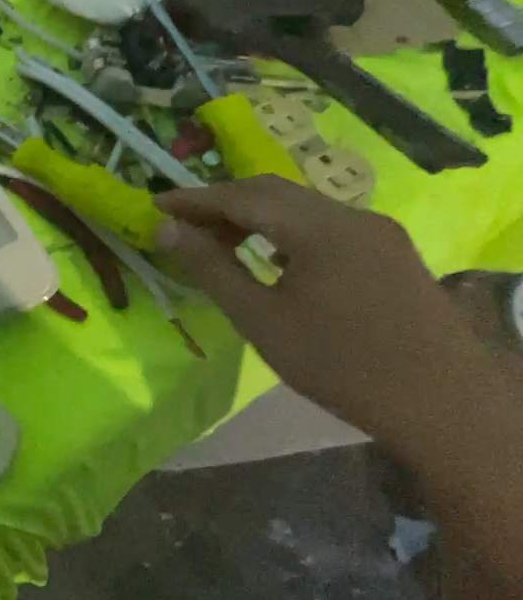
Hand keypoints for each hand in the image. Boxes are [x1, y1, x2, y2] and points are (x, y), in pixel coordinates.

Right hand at [154, 176, 487, 449]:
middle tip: (179, 224)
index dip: (193, 199)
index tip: (153, 207)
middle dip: (220, 202)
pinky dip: (283, 228)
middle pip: (272, 192)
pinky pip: (323, 223)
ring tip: (216, 241)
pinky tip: (267, 255)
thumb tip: (166, 229)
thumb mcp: (258, 317)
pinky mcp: (390, 254)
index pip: (241, 197)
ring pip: (299, 205)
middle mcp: (353, 219)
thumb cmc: (339, 363)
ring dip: (251, 214)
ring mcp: (378, 235)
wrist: (445, 408)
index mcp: (321, 230)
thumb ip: (209, 266)